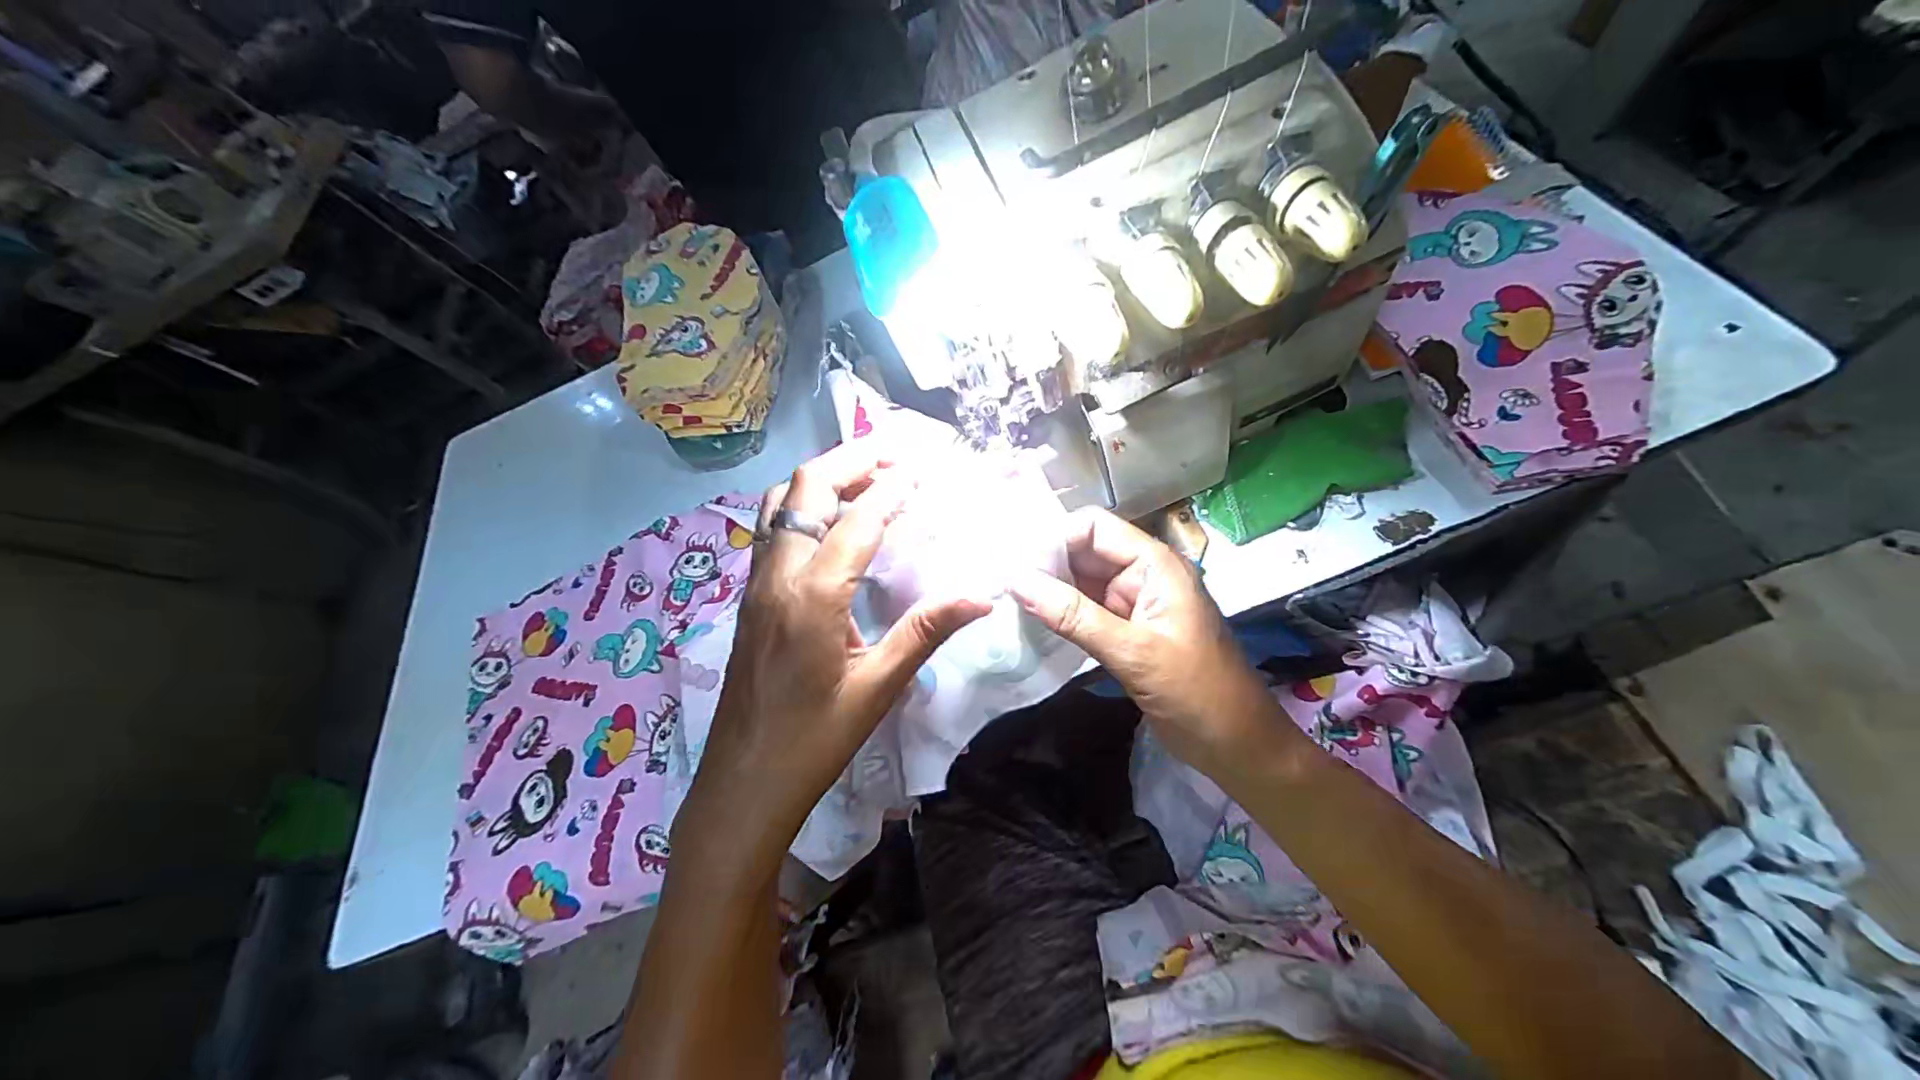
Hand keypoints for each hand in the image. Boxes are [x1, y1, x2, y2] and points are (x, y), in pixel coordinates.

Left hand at [683, 442, 990, 853]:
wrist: (743, 781)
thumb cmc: (814, 740)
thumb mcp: (877, 687)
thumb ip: (927, 632)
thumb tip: (983, 594)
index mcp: (813, 595)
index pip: (857, 518)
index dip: (893, 487)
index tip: (925, 469)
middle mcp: (778, 574)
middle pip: (806, 487)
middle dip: (852, 460)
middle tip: (897, 455)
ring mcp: (756, 581)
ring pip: (781, 501)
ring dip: (823, 478)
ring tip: (868, 478)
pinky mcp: (750, 594)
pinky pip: (773, 527)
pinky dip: (804, 504)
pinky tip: (833, 522)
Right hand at [1009, 508, 1286, 783]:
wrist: (1237, 744)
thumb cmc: (1197, 692)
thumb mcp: (1134, 652)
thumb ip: (1074, 615)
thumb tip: (1016, 580)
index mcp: (1155, 565)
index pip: (1094, 527)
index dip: (1054, 539)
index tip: (1016, 566)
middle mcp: (1142, 576)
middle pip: (1084, 552)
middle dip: (1045, 565)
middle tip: (1001, 586)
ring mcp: (1133, 606)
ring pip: (1081, 583)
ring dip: (1049, 591)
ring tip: (1007, 602)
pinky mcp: (1126, 634)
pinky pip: (1085, 612)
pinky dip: (1061, 616)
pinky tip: (1031, 624)